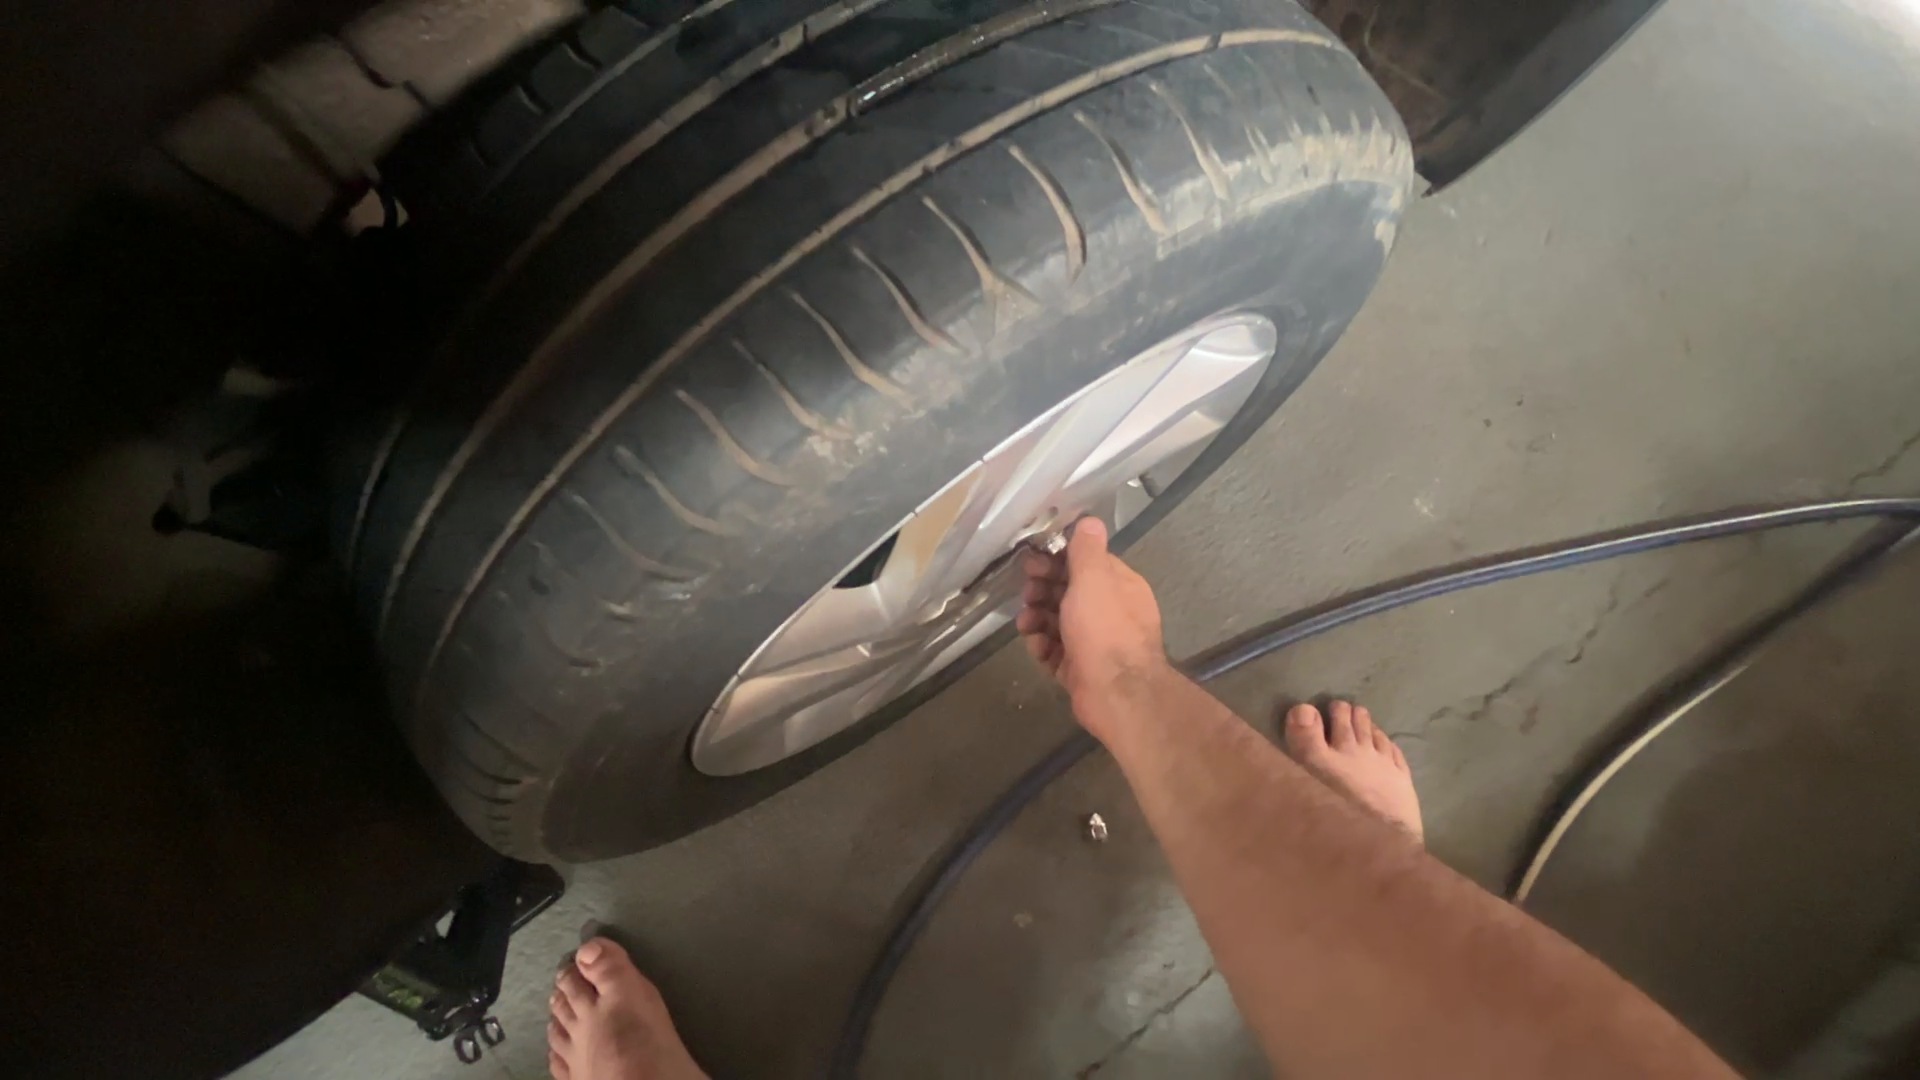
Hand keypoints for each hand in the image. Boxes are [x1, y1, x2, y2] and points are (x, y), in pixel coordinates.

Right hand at [1016, 517, 1170, 714]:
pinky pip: (1056, 652)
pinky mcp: (1081, 669)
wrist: (1116, 693)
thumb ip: (1088, 550)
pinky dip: (1043, 647)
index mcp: (1119, 587)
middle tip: (1028, 595)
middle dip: (1043, 591)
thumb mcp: (1095, 579)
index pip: (1085, 565)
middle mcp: (1110, 612)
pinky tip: (1036, 647)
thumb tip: (1090, 521)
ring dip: (1037, 620)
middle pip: (1068, 594)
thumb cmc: (1104, 629)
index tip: (1033, 565)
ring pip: (1058, 623)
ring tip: (1026, 624)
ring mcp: (1095, 643)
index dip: (1056, 562)